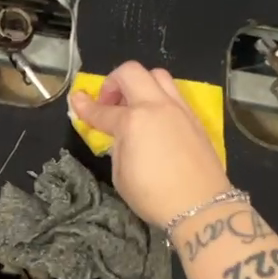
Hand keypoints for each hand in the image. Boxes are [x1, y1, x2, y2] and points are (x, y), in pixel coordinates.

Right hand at [70, 61, 232, 227]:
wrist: (201, 206)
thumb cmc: (153, 196)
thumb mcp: (120, 174)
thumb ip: (117, 145)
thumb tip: (119, 134)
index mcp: (132, 122)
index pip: (102, 111)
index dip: (85, 107)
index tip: (76, 101)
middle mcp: (156, 106)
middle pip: (131, 72)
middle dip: (113, 82)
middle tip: (109, 103)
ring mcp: (179, 109)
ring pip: (157, 76)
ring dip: (139, 84)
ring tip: (134, 106)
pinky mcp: (194, 118)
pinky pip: (173, 93)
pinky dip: (158, 97)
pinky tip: (155, 119)